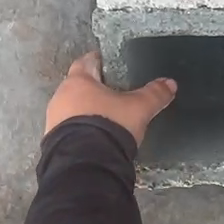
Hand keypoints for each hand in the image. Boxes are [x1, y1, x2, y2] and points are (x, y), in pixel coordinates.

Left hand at [44, 51, 176, 143]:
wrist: (86, 162)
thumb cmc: (109, 124)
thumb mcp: (139, 108)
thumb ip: (154, 94)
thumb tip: (170, 83)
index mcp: (78, 82)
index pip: (86, 62)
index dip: (97, 60)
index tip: (106, 61)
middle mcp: (61, 97)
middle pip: (78, 86)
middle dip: (93, 89)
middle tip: (112, 94)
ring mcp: (54, 120)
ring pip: (72, 109)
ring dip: (86, 111)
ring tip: (105, 119)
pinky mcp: (54, 141)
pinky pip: (69, 130)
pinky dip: (81, 130)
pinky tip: (95, 138)